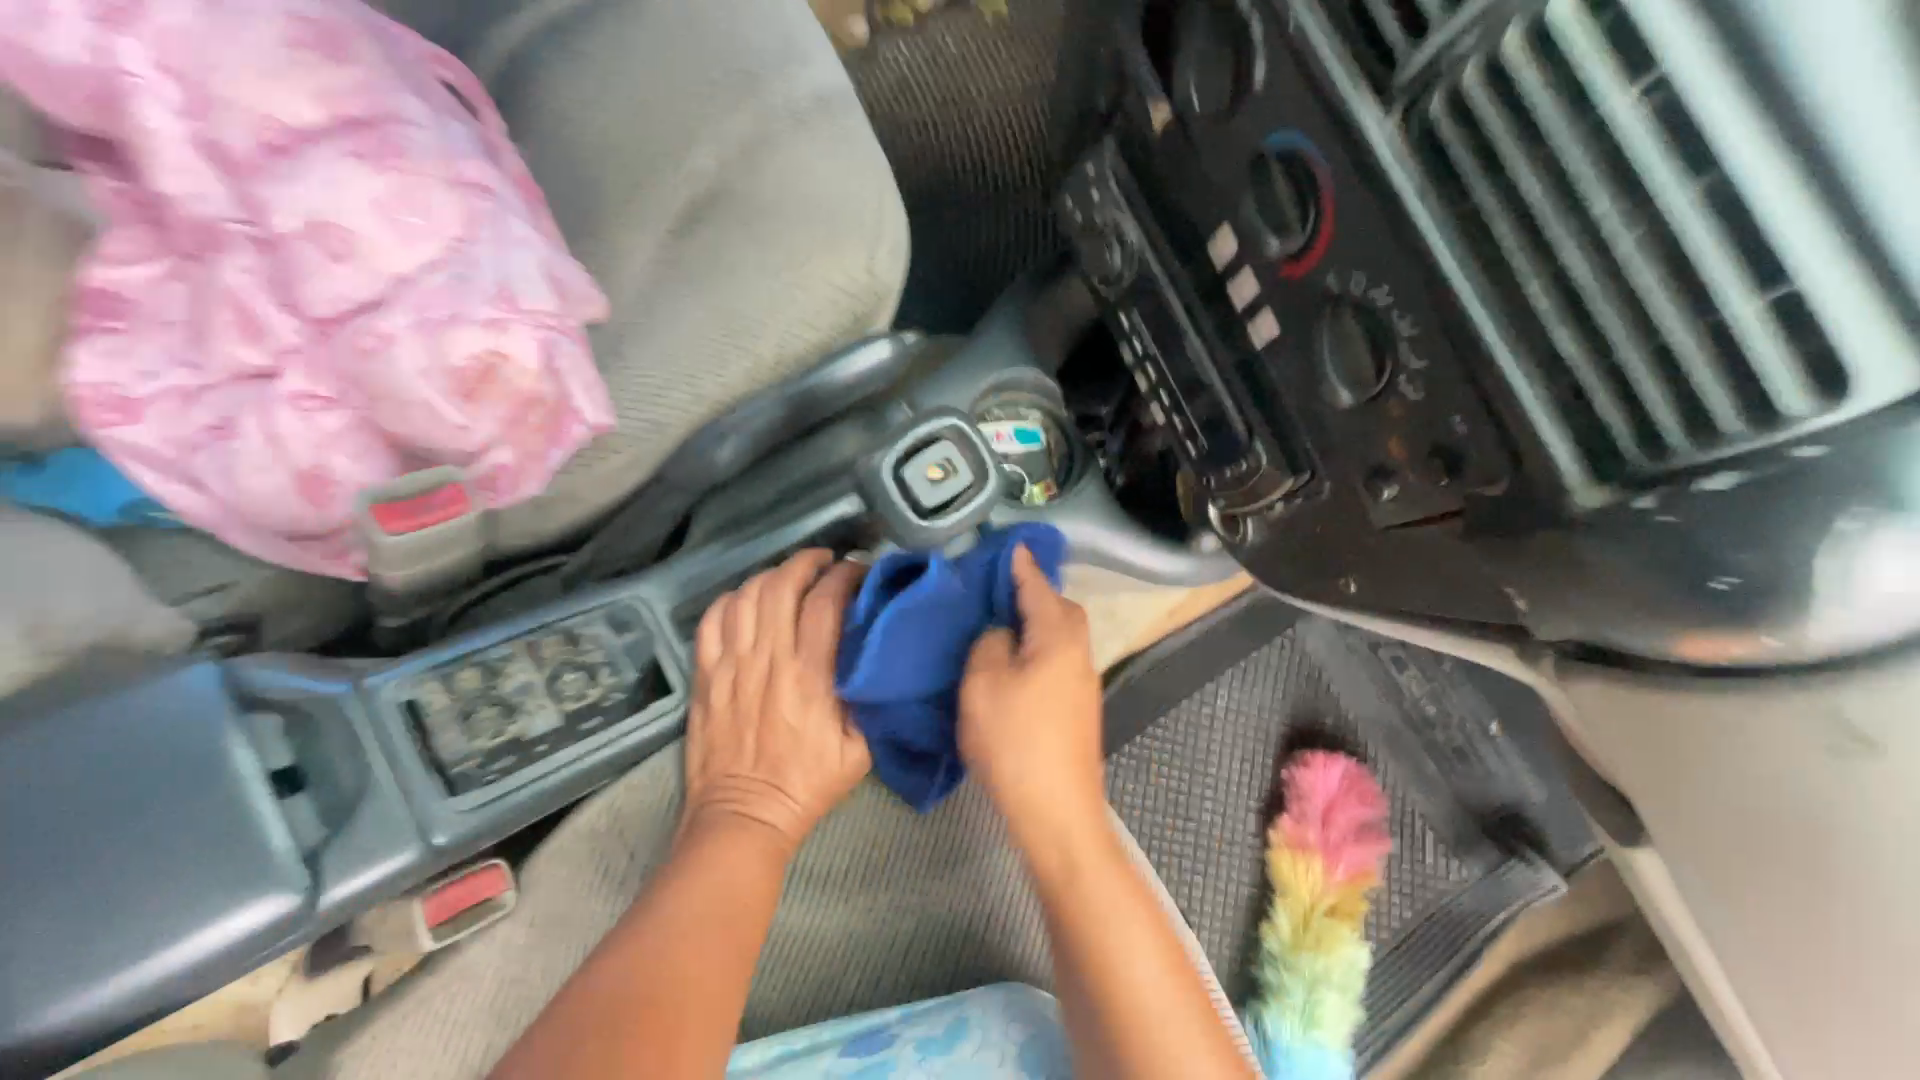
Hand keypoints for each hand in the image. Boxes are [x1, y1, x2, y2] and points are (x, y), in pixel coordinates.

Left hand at [682, 550, 869, 853]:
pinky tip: (747, 600)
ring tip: (789, 576)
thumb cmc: (807, 784)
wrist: (744, 815)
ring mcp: (732, 665)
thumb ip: (868, 698)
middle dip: (807, 562)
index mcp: (811, 676)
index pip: (826, 602)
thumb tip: (876, 655)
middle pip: (783, 585)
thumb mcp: (860, 749)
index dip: (844, 576)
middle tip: (824, 563)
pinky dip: (731, 600)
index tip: (858, 573)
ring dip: (771, 575)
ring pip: (747, 596)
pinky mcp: (706, 676)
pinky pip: (712, 620)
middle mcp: (769, 659)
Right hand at [959, 545, 1105, 842]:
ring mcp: (1083, 685)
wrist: (1056, 810)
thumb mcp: (983, 683)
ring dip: (1036, 625)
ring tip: (1001, 624)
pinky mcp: (1078, 710)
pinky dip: (1038, 651)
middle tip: (1001, 590)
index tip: (1012, 547)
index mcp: (1058, 638)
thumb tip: (1002, 633)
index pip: (1039, 588)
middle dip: (1036, 595)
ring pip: (1061, 639)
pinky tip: (1014, 664)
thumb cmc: (1015, 741)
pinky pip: (1058, 662)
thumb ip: (990, 644)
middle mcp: (1079, 654)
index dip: (1022, 567)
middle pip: (1062, 611)